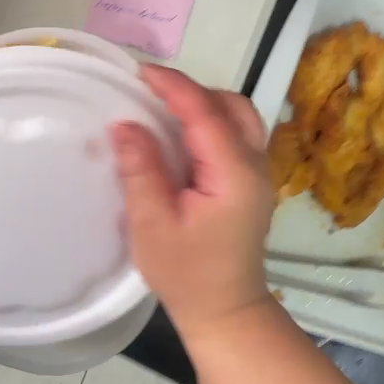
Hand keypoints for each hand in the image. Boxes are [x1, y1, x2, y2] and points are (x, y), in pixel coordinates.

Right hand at [109, 65, 276, 339]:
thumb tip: (124, 125)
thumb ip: (141, 170)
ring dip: (203, 105)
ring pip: (239, 118)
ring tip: (162, 109)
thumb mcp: (152, 225)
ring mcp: (258, 174)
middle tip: (149, 92)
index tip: (139, 72)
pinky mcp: (250, 184)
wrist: (224, 310)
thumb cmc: (185, 273)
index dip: (173, 86)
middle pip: (232, 106)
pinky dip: (208, 123)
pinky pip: (235, 136)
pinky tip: (179, 136)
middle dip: (191, 90)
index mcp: (233, 173)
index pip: (205, 113)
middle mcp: (255, 165)